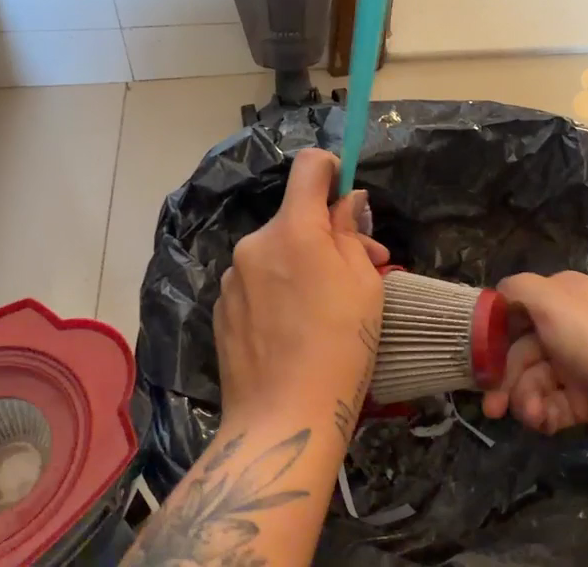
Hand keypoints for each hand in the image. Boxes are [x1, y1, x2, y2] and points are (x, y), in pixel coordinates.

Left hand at [213, 148, 389, 435]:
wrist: (284, 420)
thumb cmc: (340, 345)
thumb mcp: (365, 283)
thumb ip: (350, 233)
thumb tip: (345, 203)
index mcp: (293, 230)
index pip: (309, 166)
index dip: (333, 168)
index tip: (349, 194)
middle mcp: (254, 244)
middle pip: (296, 217)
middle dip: (330, 233)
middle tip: (365, 267)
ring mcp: (232, 279)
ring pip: (278, 252)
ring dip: (306, 263)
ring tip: (332, 305)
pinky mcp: (221, 311)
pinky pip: (259, 282)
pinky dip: (281, 289)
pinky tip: (298, 328)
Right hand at [480, 271, 587, 443]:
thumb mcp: (550, 298)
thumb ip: (518, 289)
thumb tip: (498, 294)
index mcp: (561, 296)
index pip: (518, 311)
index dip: (496, 335)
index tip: (479, 360)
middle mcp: (568, 326)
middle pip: (522, 352)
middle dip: (505, 379)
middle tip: (492, 406)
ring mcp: (578, 363)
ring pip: (534, 382)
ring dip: (525, 400)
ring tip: (532, 415)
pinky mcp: (586, 399)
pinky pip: (553, 405)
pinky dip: (545, 413)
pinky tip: (545, 421)